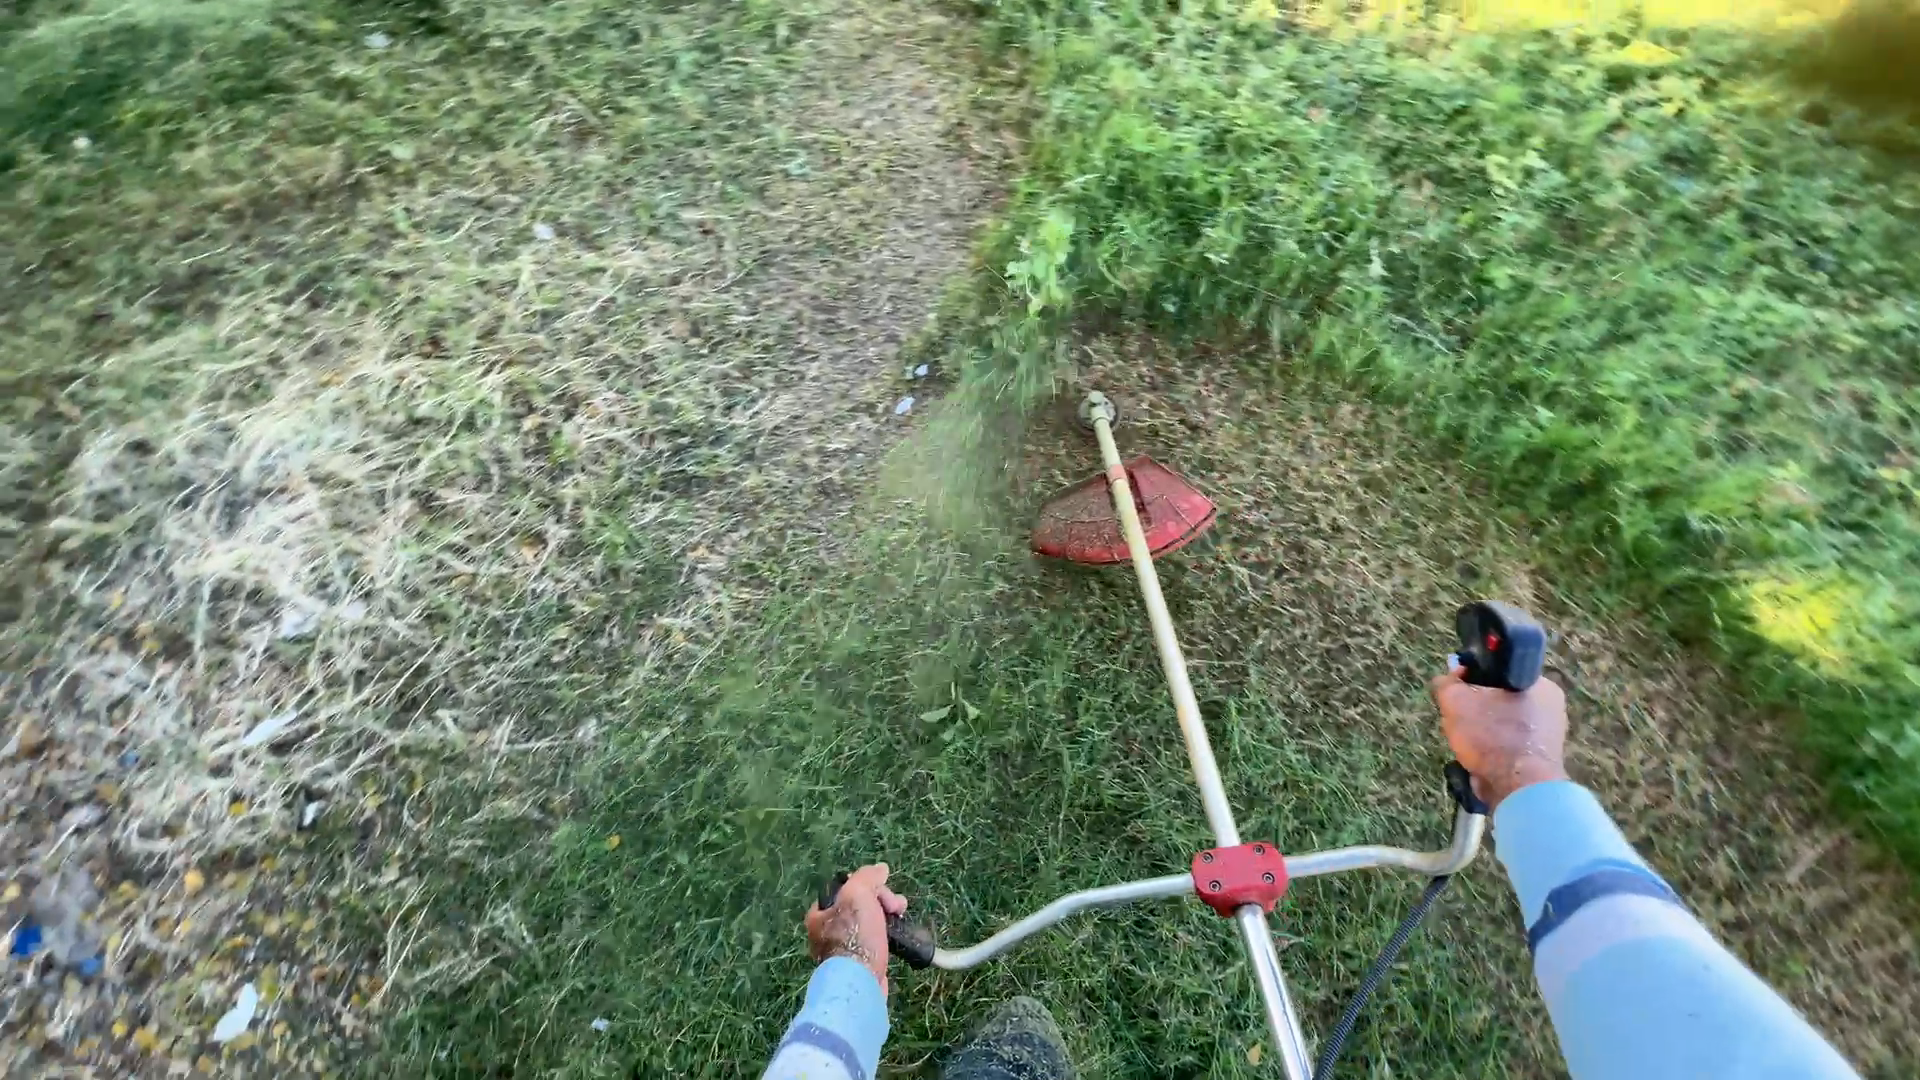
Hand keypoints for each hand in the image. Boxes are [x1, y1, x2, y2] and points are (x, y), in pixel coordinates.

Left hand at [806, 863, 906, 994]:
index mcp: (819, 913)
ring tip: (902, 916)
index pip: (847, 887)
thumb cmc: (854, 936)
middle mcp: (826, 930)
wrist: (859, 985)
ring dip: (888, 914)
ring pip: (869, 920)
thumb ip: (867, 876)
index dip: (868, 885)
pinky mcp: (858, 963)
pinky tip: (896, 936)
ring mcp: (843, 948)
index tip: (883, 891)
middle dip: (882, 899)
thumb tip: (880, 868)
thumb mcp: (858, 894)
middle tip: (896, 906)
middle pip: (860, 903)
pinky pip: (873, 940)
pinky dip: (885, 934)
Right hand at [1430, 665, 1568, 809]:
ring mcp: (1548, 732)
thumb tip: (1448, 679)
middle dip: (1471, 707)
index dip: (1468, 678)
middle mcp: (1550, 705)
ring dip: (1478, 727)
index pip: (1495, 671)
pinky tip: (1477, 753)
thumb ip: (1446, 683)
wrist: (1517, 787)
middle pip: (1494, 696)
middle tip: (1457, 717)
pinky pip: (1506, 740)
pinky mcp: (1539, 755)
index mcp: (1539, 684)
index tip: (1454, 690)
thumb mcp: (1455, 700)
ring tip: (1465, 739)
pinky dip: (1489, 744)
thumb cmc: (1491, 736)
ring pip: (1498, 719)